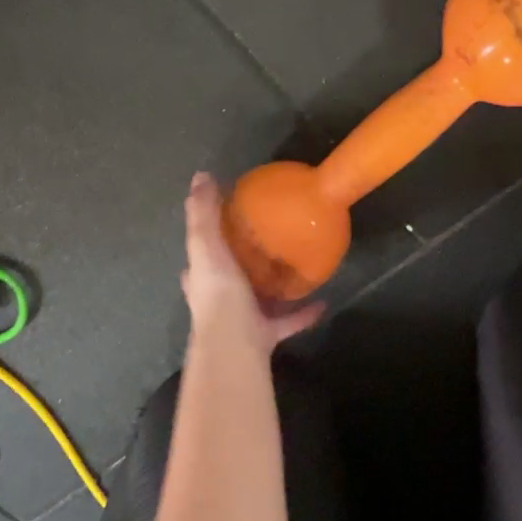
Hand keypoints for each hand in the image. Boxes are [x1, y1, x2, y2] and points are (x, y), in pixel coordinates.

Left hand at [182, 173, 324, 351]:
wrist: (235, 344)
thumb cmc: (219, 292)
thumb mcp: (207, 245)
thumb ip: (204, 213)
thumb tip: (201, 176)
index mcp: (202, 279)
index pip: (199, 256)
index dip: (206, 239)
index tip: (222, 221)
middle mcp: (219, 301)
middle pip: (229, 279)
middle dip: (242, 265)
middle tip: (265, 245)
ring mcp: (241, 321)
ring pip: (259, 300)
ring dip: (275, 288)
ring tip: (296, 269)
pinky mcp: (265, 336)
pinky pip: (288, 321)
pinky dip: (304, 313)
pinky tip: (323, 301)